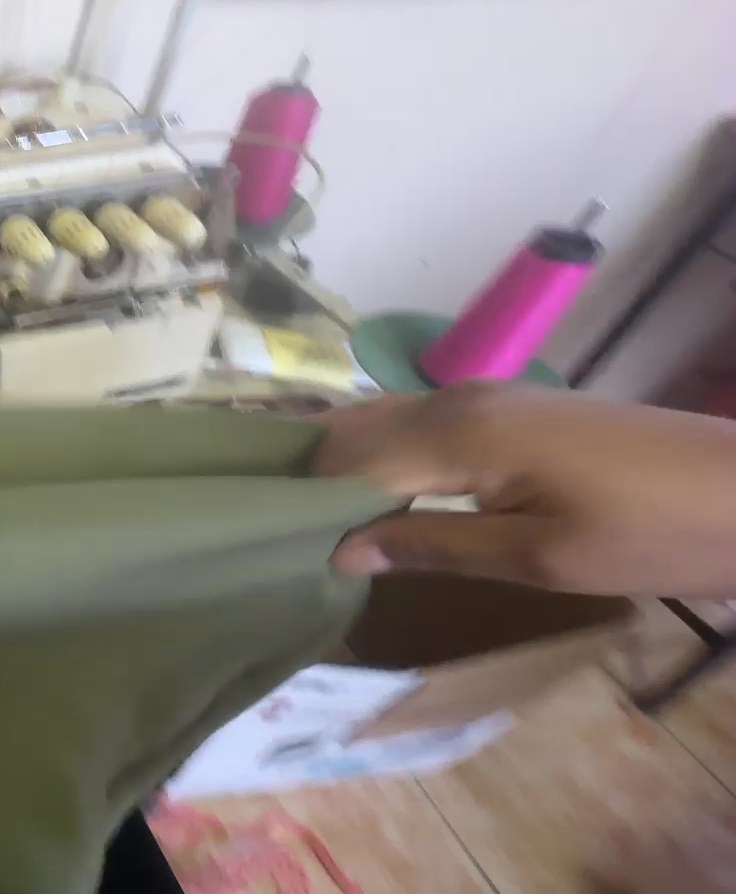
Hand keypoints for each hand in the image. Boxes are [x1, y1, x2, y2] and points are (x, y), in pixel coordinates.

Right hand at [316, 383, 735, 595]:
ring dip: (338, 460)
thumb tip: (341, 553)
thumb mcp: (546, 559)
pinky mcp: (494, 400)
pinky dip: (374, 447)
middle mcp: (449, 400)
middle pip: (347, 434)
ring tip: (316, 508)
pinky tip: (372, 481)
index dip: (313, 507)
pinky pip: (405, 417)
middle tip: (291, 528)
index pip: (347, 466)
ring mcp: (472, 394)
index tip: (292, 547)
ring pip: (370, 419)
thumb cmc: (662, 533)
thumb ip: (432, 547)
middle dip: (312, 478)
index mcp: (456, 434)